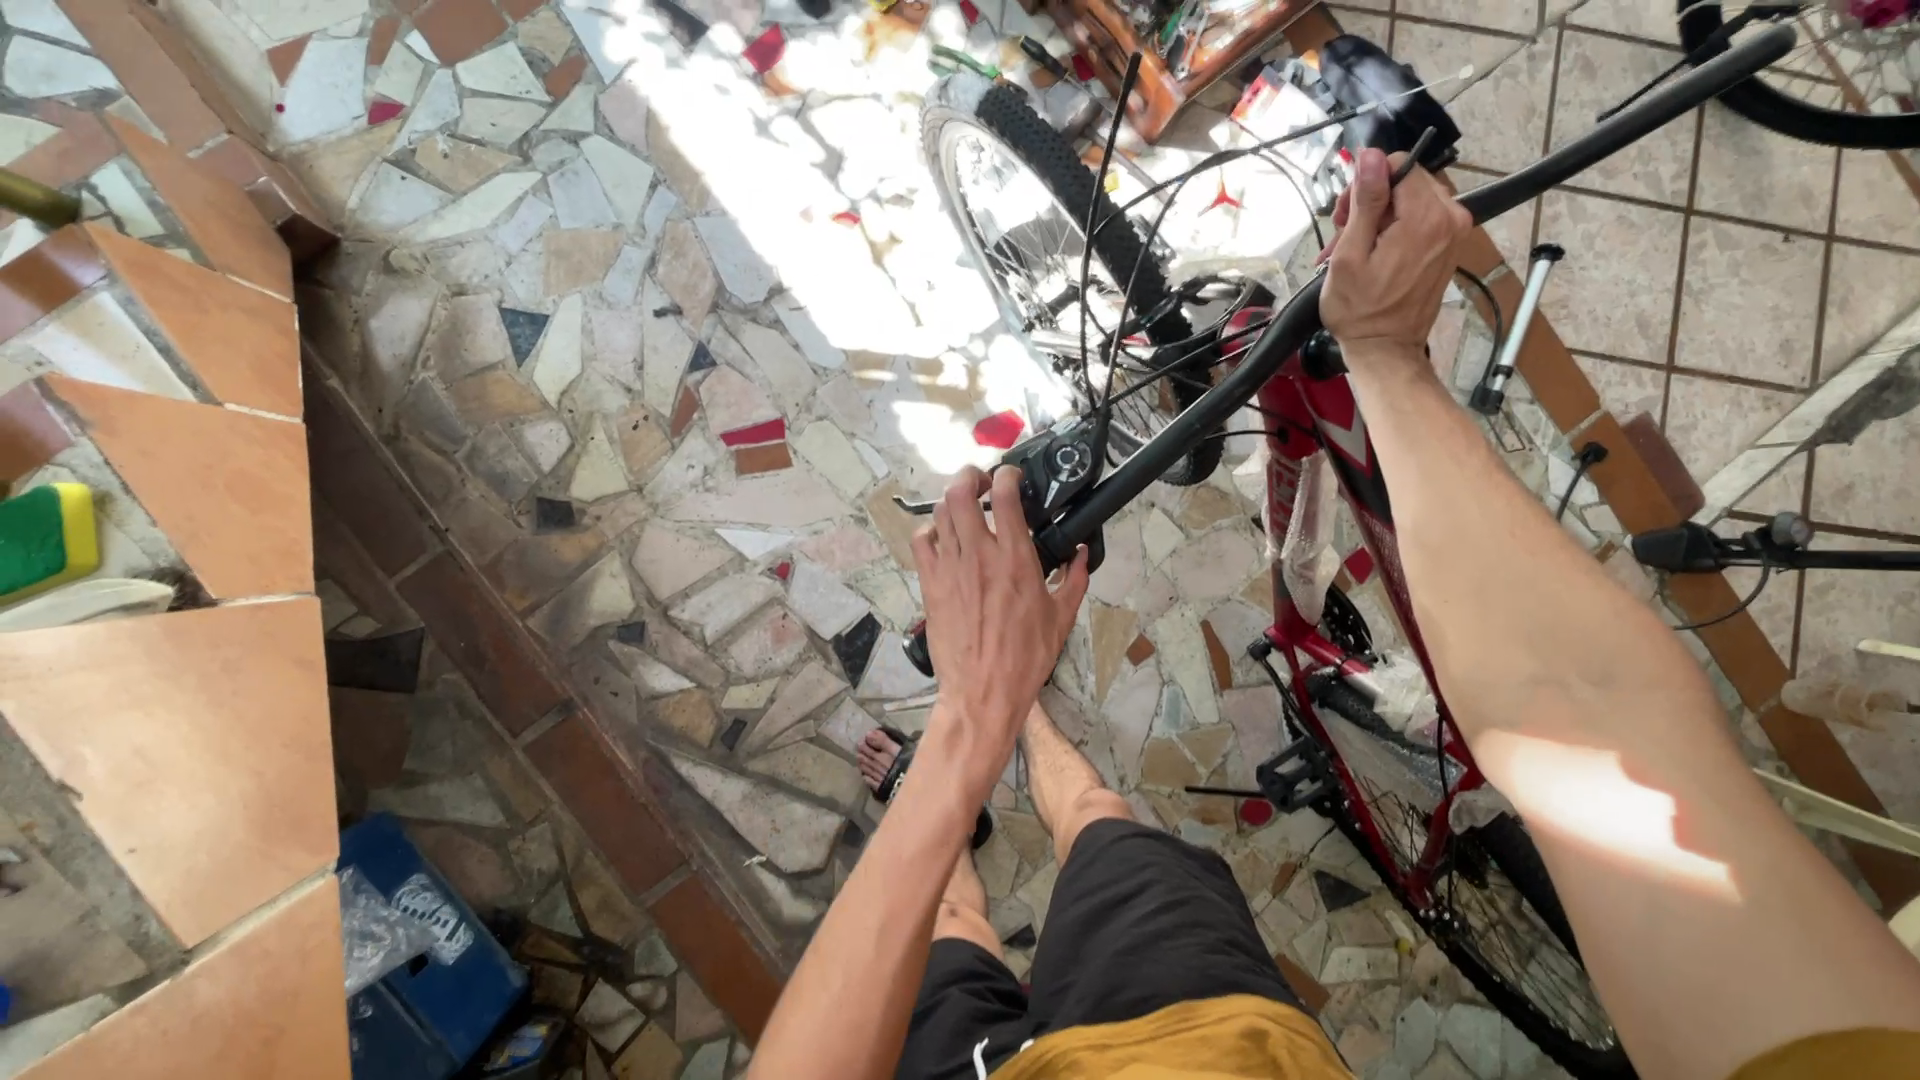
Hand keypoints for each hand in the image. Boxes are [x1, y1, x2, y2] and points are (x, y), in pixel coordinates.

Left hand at [911, 465, 1089, 790]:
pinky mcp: (931, 584)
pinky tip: (942, 536)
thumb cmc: (1025, 658)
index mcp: (1015, 559)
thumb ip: (1074, 579)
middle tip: (980, 481)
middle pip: (962, 493)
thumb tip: (1082, 554)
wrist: (983, 691)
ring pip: (940, 512)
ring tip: (964, 505)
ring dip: (952, 500)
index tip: (1010, 475)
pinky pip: (921, 542)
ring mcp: (950, 568)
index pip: (1004, 496)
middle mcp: (979, 555)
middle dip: (969, 476)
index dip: (1005, 474)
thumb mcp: (1062, 618)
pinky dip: (930, 529)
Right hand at [1319, 147, 1472, 369]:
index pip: (1399, 165)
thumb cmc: (1360, 312)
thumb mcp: (1350, 255)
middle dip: (1371, 200)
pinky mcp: (1448, 244)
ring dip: (1378, 217)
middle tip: (1344, 234)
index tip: (1345, 216)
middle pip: (1407, 180)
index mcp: (1426, 218)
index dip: (1365, 185)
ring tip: (1354, 248)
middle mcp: (1450, 218)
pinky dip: (1393, 229)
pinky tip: (1371, 253)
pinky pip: (1420, 218)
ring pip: (1411, 198)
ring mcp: (1454, 232)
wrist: (1385, 349)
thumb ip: (1365, 201)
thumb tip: (1370, 156)